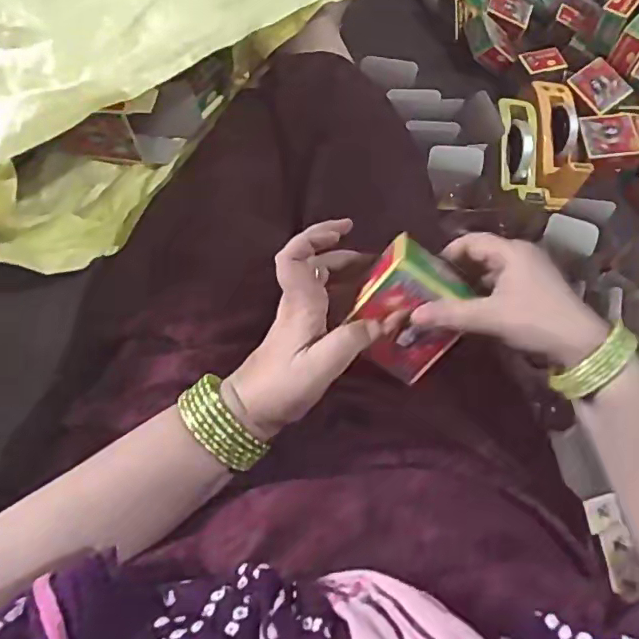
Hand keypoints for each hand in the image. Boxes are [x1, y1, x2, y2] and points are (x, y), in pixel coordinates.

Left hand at [227, 219, 403, 435]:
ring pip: (318, 278)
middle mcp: (297, 301)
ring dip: (345, 271)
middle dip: (341, 252)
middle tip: (375, 259)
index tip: (345, 229)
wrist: (250, 410)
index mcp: (300, 302)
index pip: (294, 255)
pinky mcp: (301, 329)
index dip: (315, 235)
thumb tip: (388, 319)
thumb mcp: (322, 366)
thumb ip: (354, 339)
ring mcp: (298, 315)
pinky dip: (344, 292)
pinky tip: (364, 304)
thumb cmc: (281, 385)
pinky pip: (323, 297)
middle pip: (312, 261)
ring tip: (375, 276)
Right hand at [409, 233, 609, 370]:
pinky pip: (506, 281)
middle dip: (457, 270)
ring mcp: (533, 269)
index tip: (429, 271)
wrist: (582, 343)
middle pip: (482, 254)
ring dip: (473, 283)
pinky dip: (488, 291)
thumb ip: (452, 313)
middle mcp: (522, 253)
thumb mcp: (490, 317)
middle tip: (435, 287)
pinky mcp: (539, 286)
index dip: (448, 253)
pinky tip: (478, 308)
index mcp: (511, 251)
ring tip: (451, 299)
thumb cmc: (535, 320)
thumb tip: (414, 314)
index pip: (471, 240)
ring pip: (494, 269)